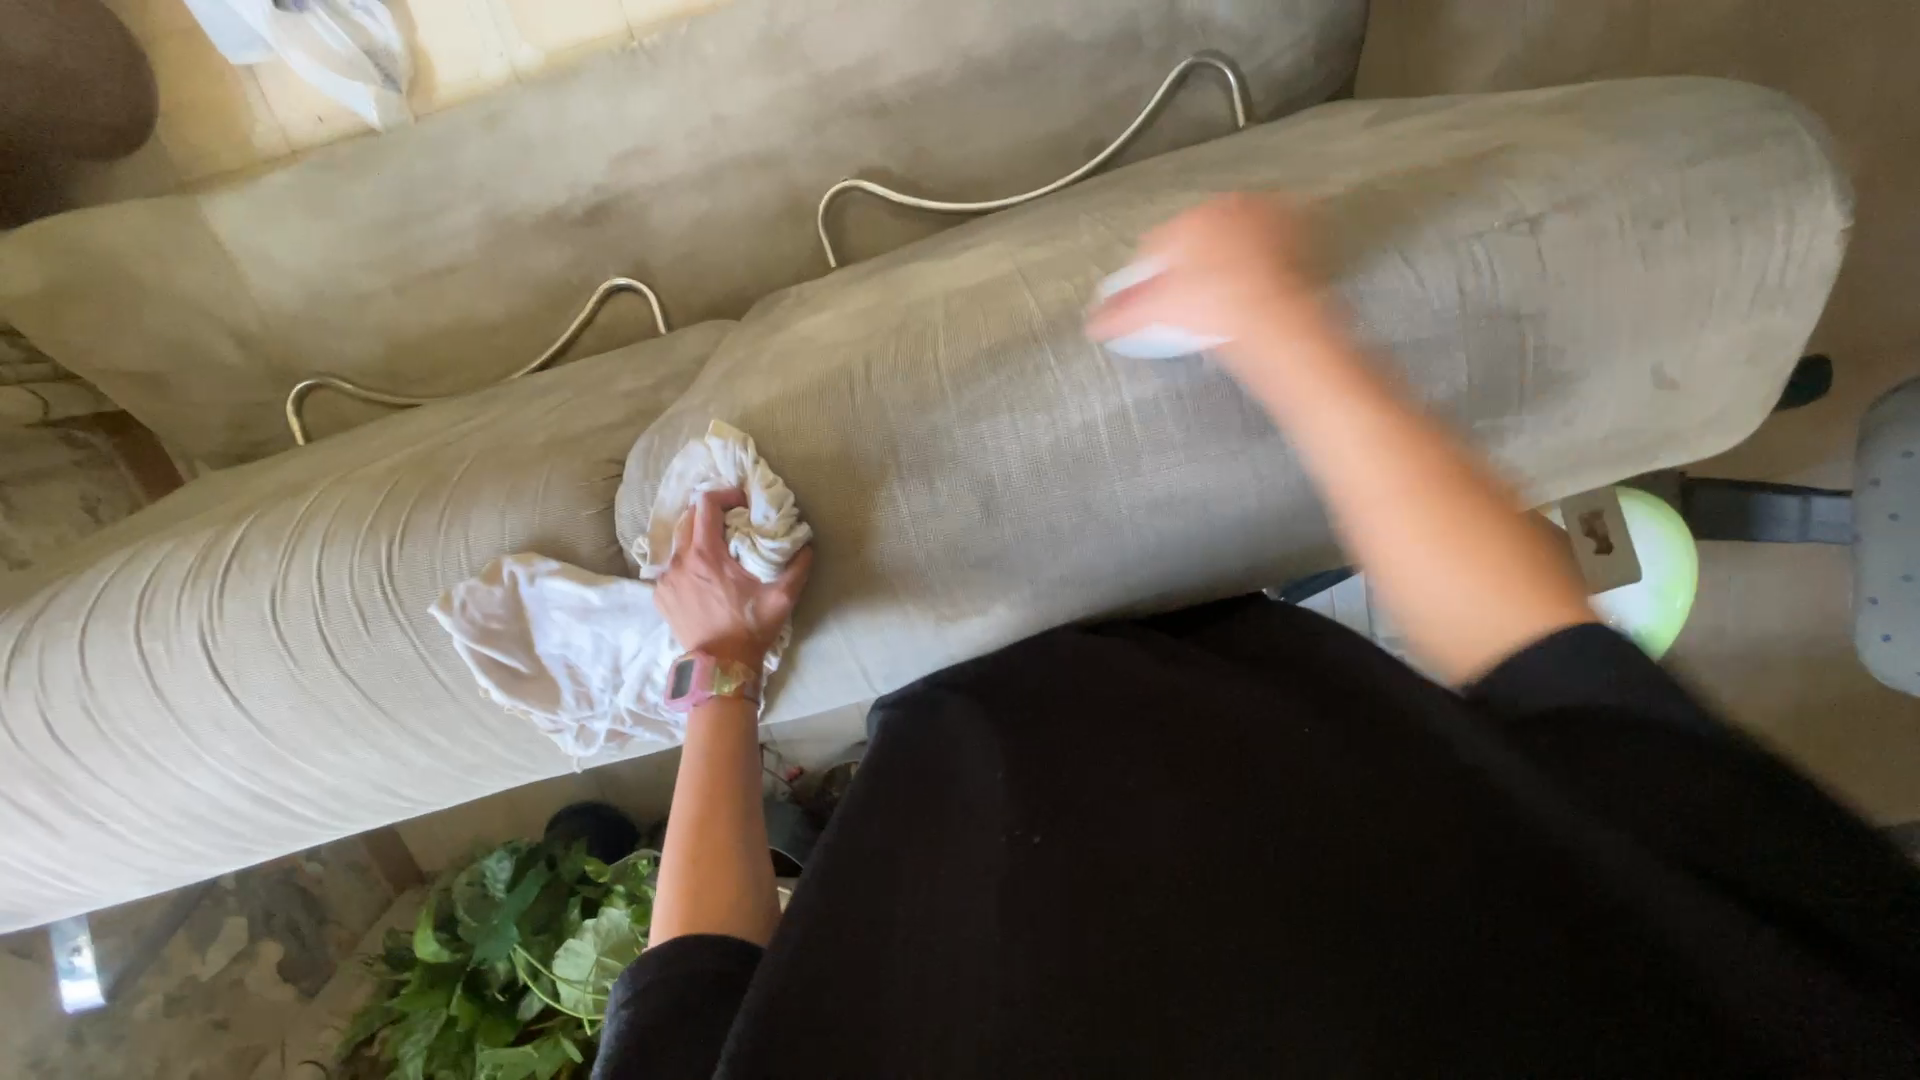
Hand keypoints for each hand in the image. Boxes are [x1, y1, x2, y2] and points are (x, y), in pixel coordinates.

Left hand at [656, 488, 812, 667]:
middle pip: (688, 517)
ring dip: (697, 536)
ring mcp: (665, 579)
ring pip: (677, 541)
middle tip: (732, 521)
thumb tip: (807, 544)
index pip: (705, 504)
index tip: (741, 502)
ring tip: (718, 547)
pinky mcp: (660, 595)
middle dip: (709, 512)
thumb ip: (797, 566)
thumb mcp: (782, 598)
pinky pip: (671, 565)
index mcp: (706, 556)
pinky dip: (687, 560)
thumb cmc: (750, 629)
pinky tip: (703, 573)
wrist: (721, 666)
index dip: (725, 494)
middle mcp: (679, 562)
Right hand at [1084, 194, 1340, 376]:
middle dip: (1196, 260)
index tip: (1160, 298)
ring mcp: (1267, 214)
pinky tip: (1263, 284)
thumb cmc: (1208, 309)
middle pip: (1201, 236)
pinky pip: (1277, 240)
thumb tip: (1092, 324)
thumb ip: (1118, 314)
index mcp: (1187, 219)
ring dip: (1233, 255)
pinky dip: (1269, 255)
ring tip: (1230, 292)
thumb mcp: (1151, 313)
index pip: (1159, 244)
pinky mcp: (1302, 229)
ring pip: (1238, 235)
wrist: (1272, 320)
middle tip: (1197, 298)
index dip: (1155, 275)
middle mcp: (1227, 206)